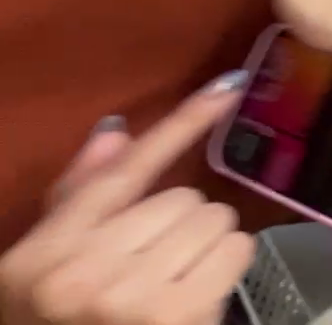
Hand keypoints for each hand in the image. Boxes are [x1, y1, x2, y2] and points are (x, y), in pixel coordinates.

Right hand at [0, 76, 255, 324]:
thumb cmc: (59, 321)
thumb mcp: (48, 267)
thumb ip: (81, 199)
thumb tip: (113, 131)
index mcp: (37, 257)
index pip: (123, 174)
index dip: (182, 123)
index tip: (230, 85)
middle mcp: (77, 274)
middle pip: (185, 198)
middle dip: (179, 226)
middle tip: (149, 268)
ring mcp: (126, 296)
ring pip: (218, 220)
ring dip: (205, 248)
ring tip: (167, 285)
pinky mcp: (177, 311)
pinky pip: (239, 249)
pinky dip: (226, 269)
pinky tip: (190, 300)